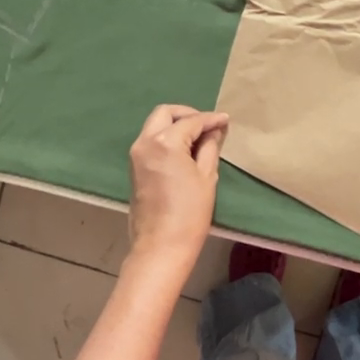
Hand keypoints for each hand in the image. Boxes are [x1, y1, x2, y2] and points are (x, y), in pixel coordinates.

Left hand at [128, 104, 228, 269]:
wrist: (161, 245)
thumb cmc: (189, 214)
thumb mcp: (206, 177)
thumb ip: (209, 148)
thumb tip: (214, 130)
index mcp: (164, 143)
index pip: (190, 121)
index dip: (210, 119)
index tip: (226, 120)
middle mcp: (144, 143)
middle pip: (164, 113)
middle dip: (187, 114)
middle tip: (207, 124)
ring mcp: (136, 155)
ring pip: (154, 126)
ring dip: (175, 125)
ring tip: (198, 137)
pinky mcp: (134, 167)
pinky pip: (150, 141)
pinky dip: (166, 138)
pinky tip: (184, 149)